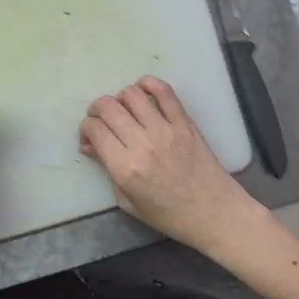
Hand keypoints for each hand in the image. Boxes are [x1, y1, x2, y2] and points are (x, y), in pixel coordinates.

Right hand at [80, 76, 256, 253]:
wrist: (213, 212)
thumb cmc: (168, 214)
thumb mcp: (127, 201)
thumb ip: (106, 169)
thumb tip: (88, 145)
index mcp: (125, 168)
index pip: (94, 129)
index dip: (85, 128)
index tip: (90, 136)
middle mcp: (142, 144)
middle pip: (108, 107)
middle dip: (97, 109)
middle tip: (100, 118)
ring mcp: (165, 130)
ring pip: (132, 94)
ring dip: (121, 97)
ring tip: (124, 109)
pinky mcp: (185, 122)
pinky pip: (164, 91)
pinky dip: (149, 84)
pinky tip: (144, 91)